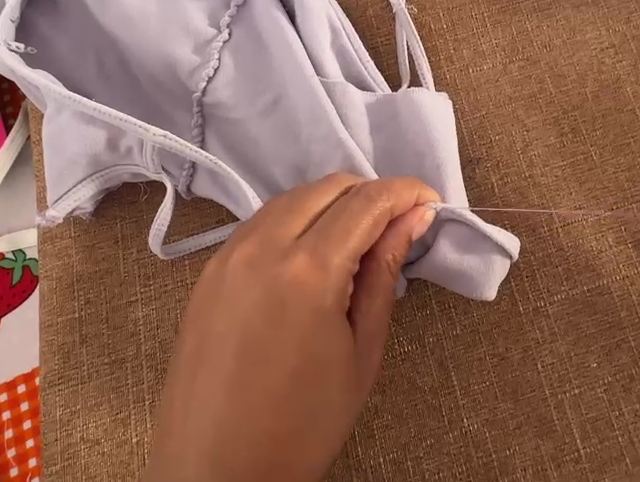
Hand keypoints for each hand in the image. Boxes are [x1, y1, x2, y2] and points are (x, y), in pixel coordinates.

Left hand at [144, 173, 439, 481]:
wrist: (213, 475)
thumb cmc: (302, 425)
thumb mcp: (363, 352)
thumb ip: (386, 273)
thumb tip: (415, 217)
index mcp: (309, 269)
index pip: (367, 200)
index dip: (406, 192)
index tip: (430, 203)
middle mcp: (264, 245)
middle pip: (330, 186)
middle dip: (371, 194)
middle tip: (398, 225)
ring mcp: (229, 252)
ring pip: (294, 196)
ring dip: (334, 202)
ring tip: (358, 239)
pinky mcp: (209, 267)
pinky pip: (263, 220)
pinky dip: (297, 218)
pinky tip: (312, 251)